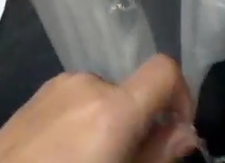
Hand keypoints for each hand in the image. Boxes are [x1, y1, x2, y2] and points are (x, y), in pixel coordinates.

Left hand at [0, 55, 198, 162]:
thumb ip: (157, 156)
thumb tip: (186, 132)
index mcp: (111, 107)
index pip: (164, 69)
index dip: (182, 97)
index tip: (177, 135)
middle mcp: (87, 83)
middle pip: (134, 93)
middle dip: (142, 127)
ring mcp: (59, 84)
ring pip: (106, 99)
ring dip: (114, 127)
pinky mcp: (39, 93)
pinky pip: (79, 101)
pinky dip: (89, 123)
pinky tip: (71, 156)